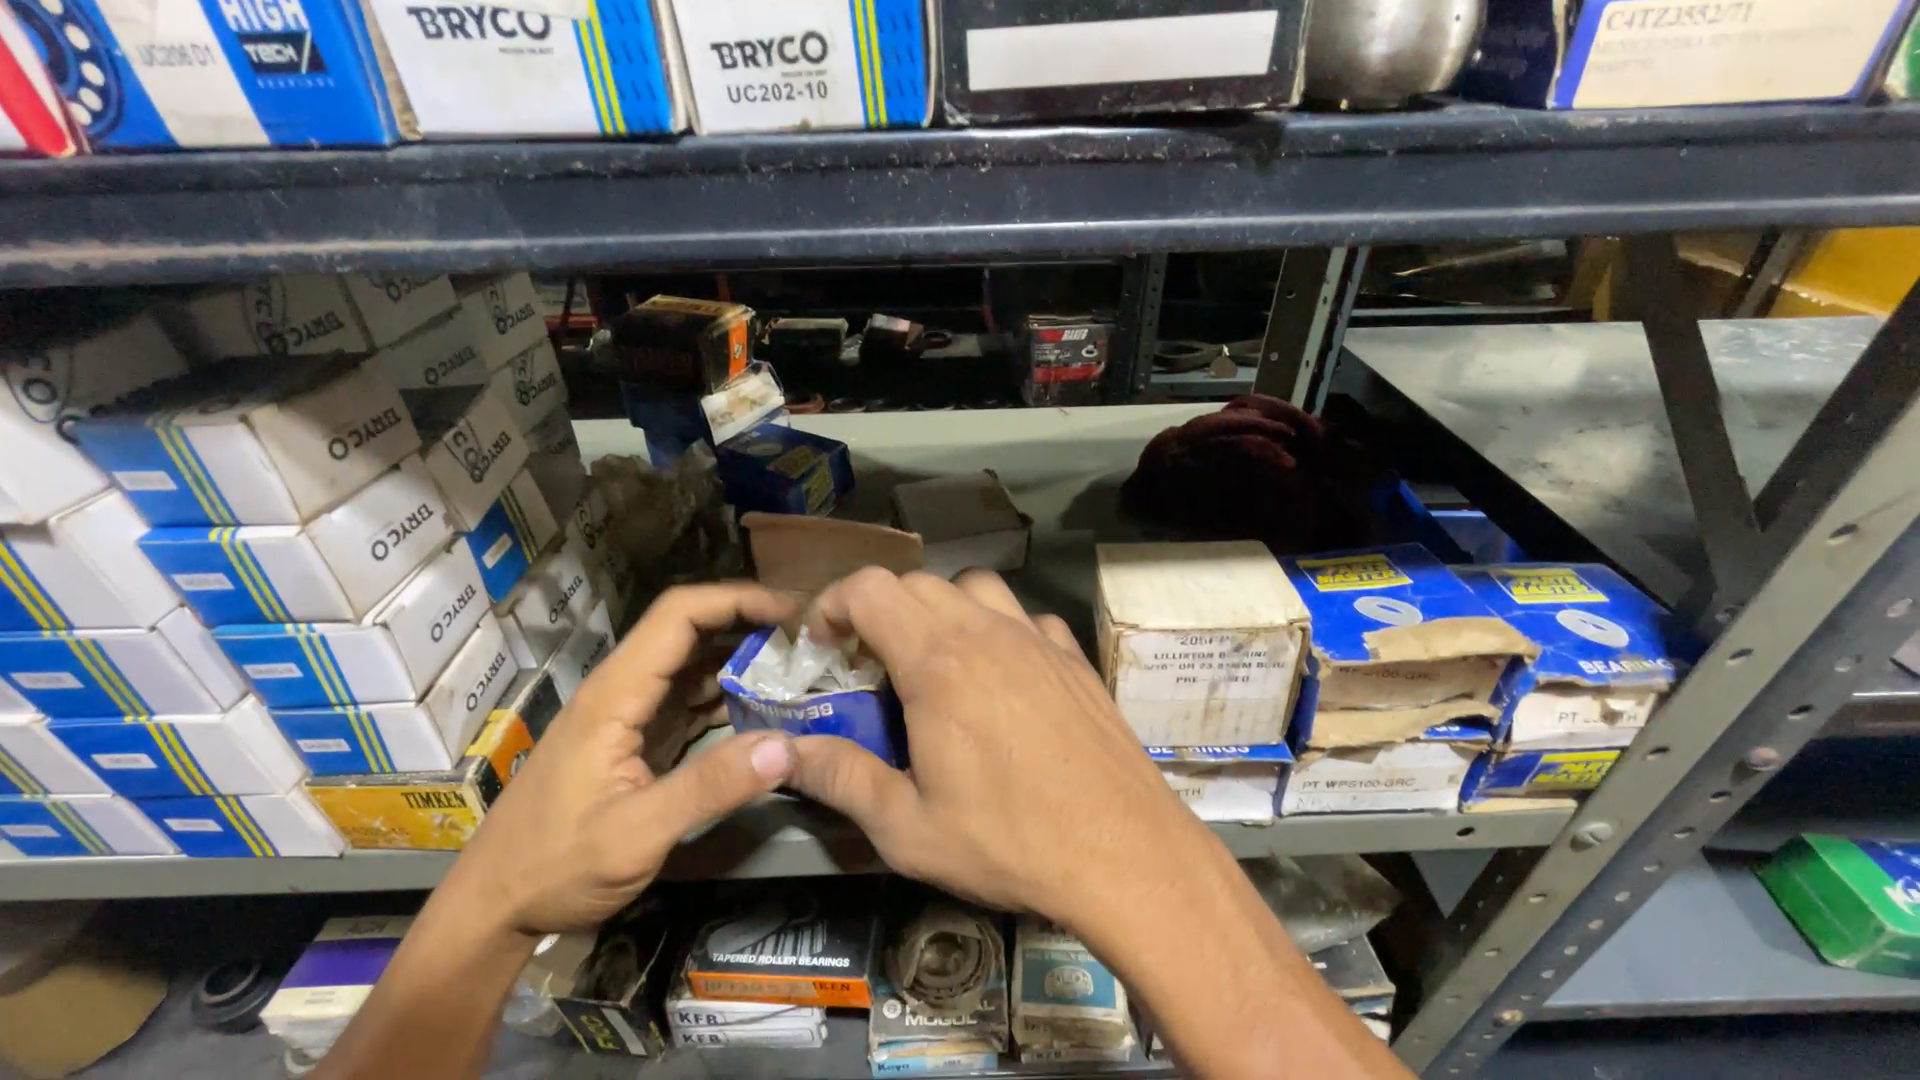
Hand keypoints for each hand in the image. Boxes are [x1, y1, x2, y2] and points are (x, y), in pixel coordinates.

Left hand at [439, 583, 800, 937]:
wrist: (493, 906)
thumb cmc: (554, 867)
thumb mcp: (636, 833)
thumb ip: (710, 787)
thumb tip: (787, 745)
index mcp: (615, 695)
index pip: (678, 616)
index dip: (735, 600)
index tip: (790, 610)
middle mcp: (621, 693)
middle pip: (688, 632)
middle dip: (747, 623)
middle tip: (806, 637)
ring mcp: (627, 717)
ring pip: (691, 665)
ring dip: (741, 660)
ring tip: (796, 668)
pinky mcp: (634, 742)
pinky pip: (687, 702)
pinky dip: (727, 698)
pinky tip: (763, 711)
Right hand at [784, 568, 1212, 927]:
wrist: (1126, 854)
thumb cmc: (1009, 842)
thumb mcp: (907, 827)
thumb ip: (839, 778)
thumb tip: (783, 752)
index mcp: (938, 663)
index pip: (868, 589)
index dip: (830, 605)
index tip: (821, 646)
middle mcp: (987, 632)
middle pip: (916, 583)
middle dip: (878, 610)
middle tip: (868, 664)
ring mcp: (1038, 639)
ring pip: (975, 586)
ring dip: (940, 609)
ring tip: (934, 660)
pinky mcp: (1075, 657)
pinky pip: (1025, 618)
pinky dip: (998, 628)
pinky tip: (1002, 677)